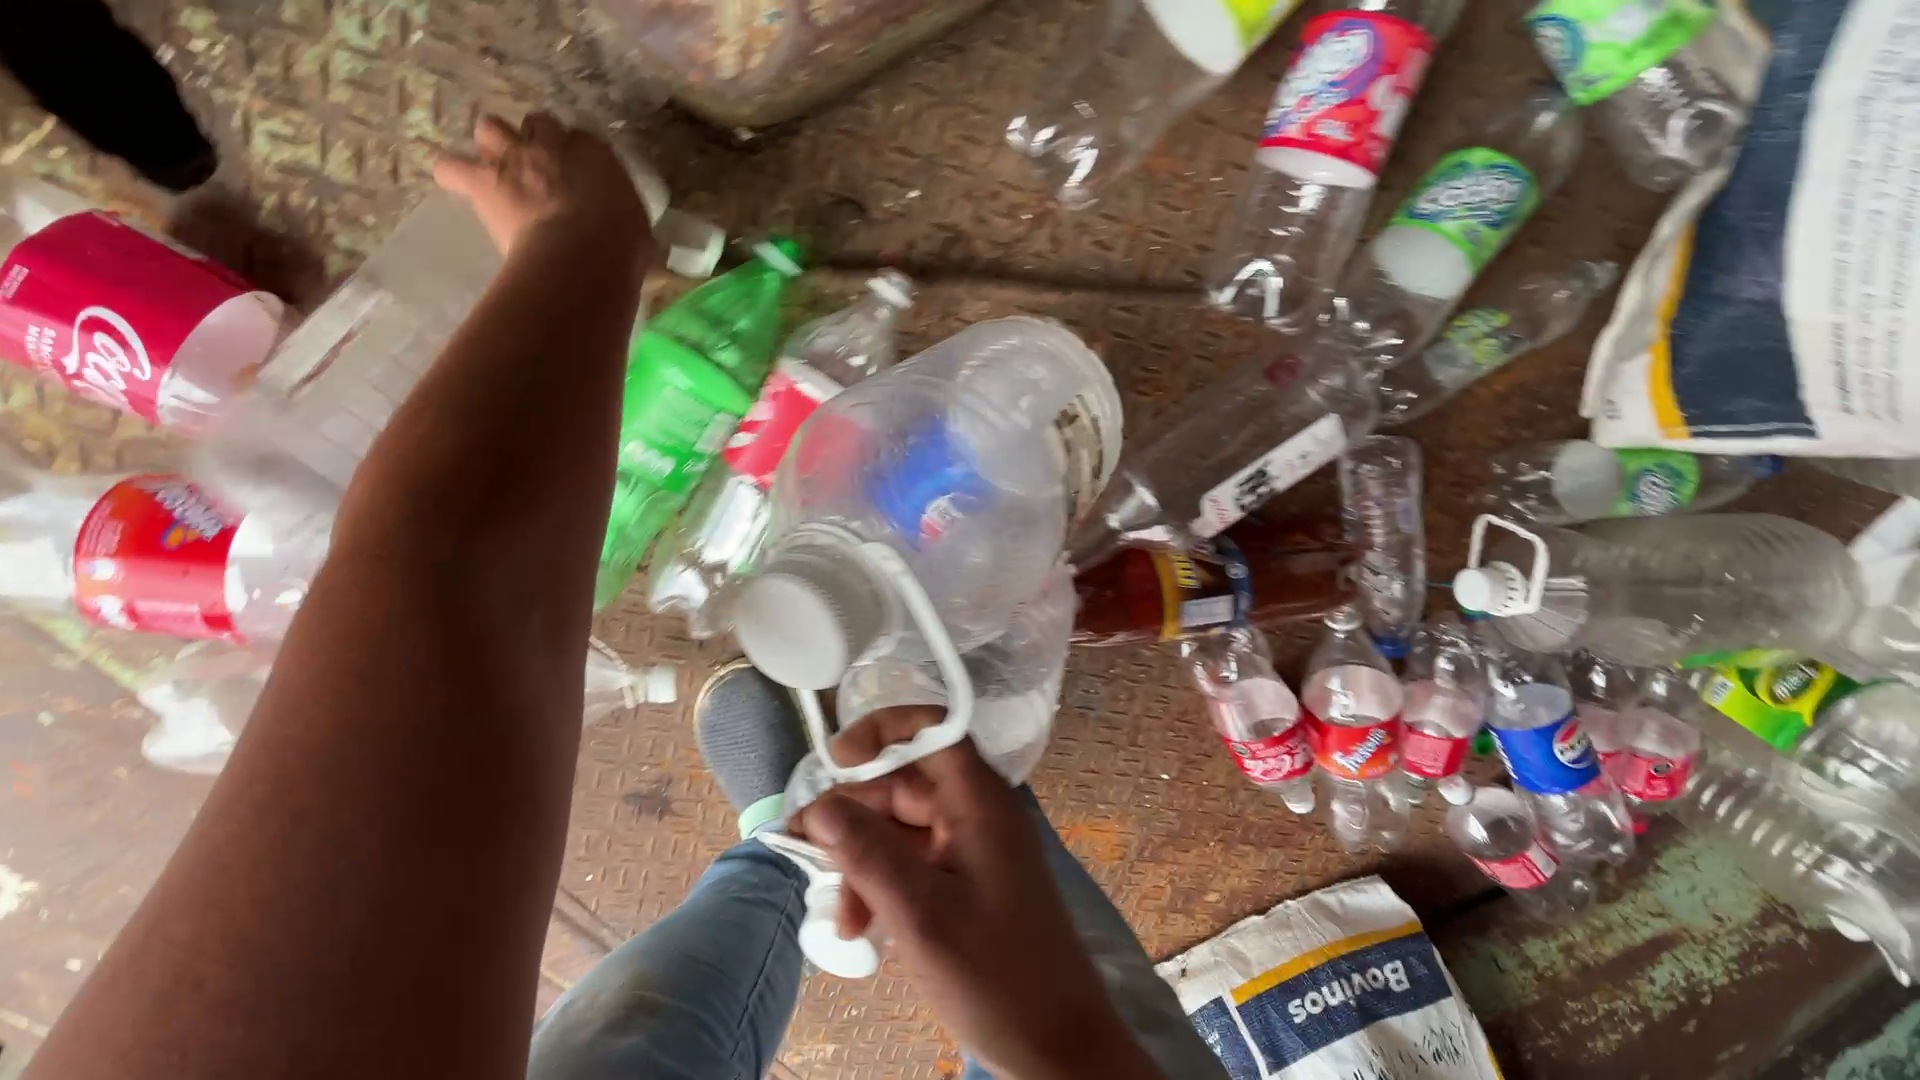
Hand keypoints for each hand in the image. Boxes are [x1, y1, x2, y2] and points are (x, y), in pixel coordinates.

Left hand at [433, 112, 648, 257]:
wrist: (583, 256)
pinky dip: (454, 175)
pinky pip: (451, 166)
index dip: (579, 156)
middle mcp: (551, 145)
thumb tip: (655, 254)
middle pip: (536, 123)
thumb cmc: (623, 248)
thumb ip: (640, 236)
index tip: (582, 178)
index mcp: (597, 154)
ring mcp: (513, 157)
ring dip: (493, 146)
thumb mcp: (645, 239)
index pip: (584, 139)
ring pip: (491, 128)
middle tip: (539, 170)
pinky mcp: (482, 180)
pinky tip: (462, 187)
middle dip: (535, 142)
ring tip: (498, 171)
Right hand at [791, 708, 1164, 1079]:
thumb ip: (867, 853)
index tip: (835, 760)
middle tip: (803, 849)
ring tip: (840, 915)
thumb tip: (819, 806)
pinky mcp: (969, 880)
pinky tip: (861, 925)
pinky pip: (915, 861)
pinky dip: (883, 883)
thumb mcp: (920, 914)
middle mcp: (978, 813)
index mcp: (979, 803)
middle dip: (854, 817)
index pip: (933, 730)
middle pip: (904, 785)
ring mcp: (975, 847)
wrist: (1057, 1045)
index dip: (883, 730)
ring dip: (863, 861)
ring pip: (902, 828)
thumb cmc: (995, 975)